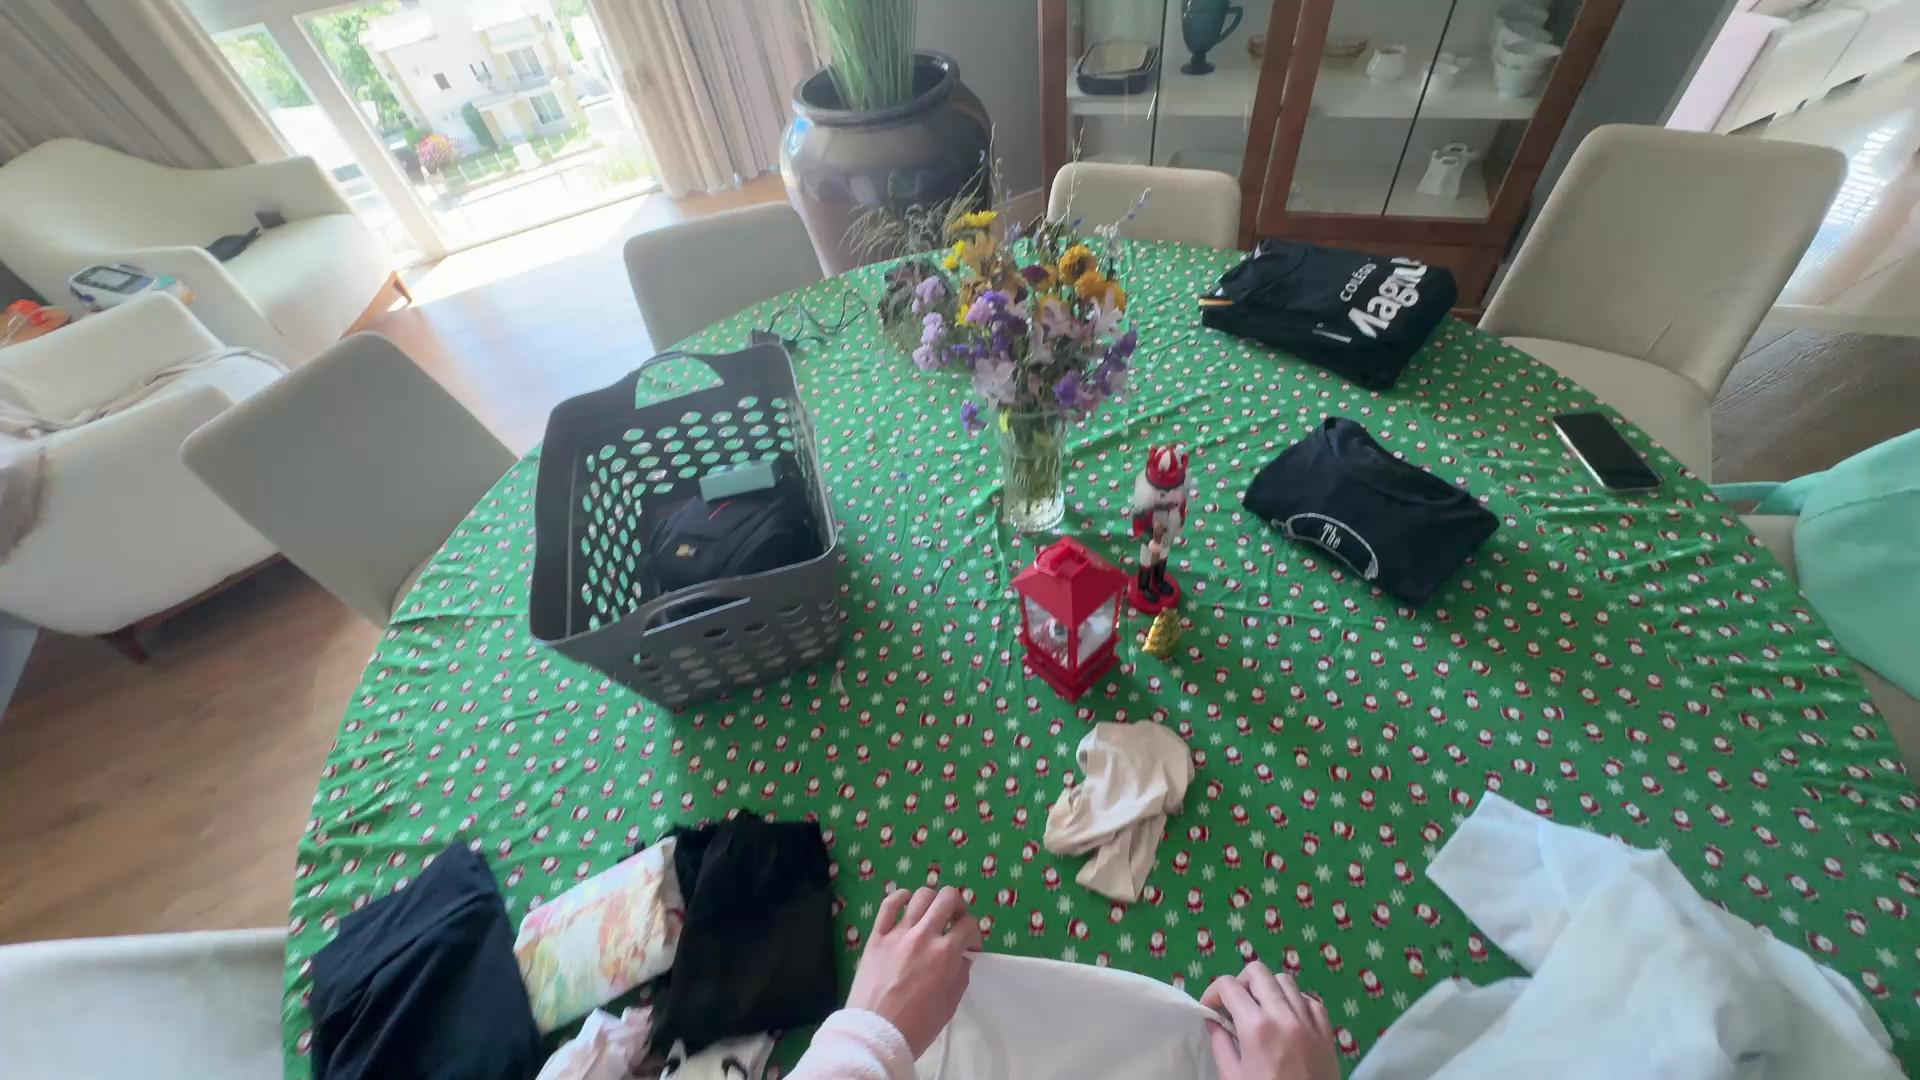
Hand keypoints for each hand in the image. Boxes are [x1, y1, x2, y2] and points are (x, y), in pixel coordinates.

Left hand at [845, 886, 982, 1056]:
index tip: (970, 945)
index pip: (969, 924)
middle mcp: (924, 935)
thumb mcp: (948, 1007)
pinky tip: (906, 904)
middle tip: (955, 922)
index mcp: (945, 954)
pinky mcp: (877, 935)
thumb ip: (959, 978)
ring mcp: (898, 932)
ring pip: (921, 896)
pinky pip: (889, 904)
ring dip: (932, 902)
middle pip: (948, 898)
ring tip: (931, 916)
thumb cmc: (915, 1028)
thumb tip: (963, 958)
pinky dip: (900, 897)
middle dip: (958, 906)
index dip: (974, 933)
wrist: (874, 1036)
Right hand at [1202, 962, 1338, 1079]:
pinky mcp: (1327, 1035)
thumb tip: (1214, 1021)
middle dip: (1240, 984)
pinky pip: (1311, 1001)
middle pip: (1257, 971)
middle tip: (1236, 1006)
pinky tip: (1288, 1020)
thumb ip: (1220, 1044)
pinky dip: (1296, 1002)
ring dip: (1269, 990)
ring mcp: (1309, 1023)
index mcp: (1256, 1027)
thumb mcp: (1233, 1079)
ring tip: (1263, 1011)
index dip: (1213, 992)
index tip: (1211, 1009)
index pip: (1228, 985)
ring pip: (1285, 980)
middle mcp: (1284, 1016)